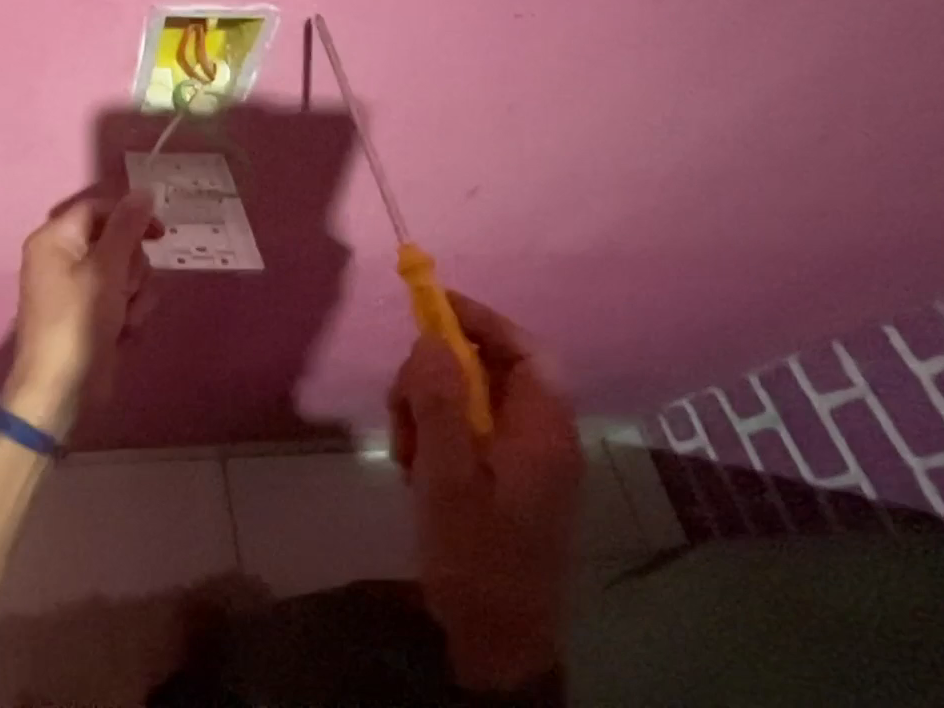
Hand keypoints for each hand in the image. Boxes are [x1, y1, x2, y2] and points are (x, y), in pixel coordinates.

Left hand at [3, 190, 159, 437]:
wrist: (62, 389)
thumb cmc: (79, 322)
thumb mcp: (106, 268)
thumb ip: (127, 226)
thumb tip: (143, 190)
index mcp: (55, 239)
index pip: (99, 208)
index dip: (131, 217)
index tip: (161, 234)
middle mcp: (63, 258)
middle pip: (117, 241)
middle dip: (133, 268)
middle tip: (125, 289)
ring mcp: (79, 289)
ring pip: (126, 273)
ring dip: (135, 295)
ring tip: (124, 319)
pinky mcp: (93, 315)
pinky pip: (123, 300)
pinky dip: (129, 314)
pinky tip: (123, 334)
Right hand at [389, 291, 581, 692]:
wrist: (495, 637)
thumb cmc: (476, 555)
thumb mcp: (447, 476)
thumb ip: (439, 403)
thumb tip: (429, 338)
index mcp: (542, 429)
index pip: (522, 348)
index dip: (478, 319)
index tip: (428, 305)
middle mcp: (540, 436)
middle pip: (488, 370)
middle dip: (436, 376)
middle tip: (401, 407)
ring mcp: (523, 460)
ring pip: (469, 401)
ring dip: (428, 410)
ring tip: (406, 450)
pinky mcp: (503, 479)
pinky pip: (466, 433)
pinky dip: (434, 437)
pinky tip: (414, 468)